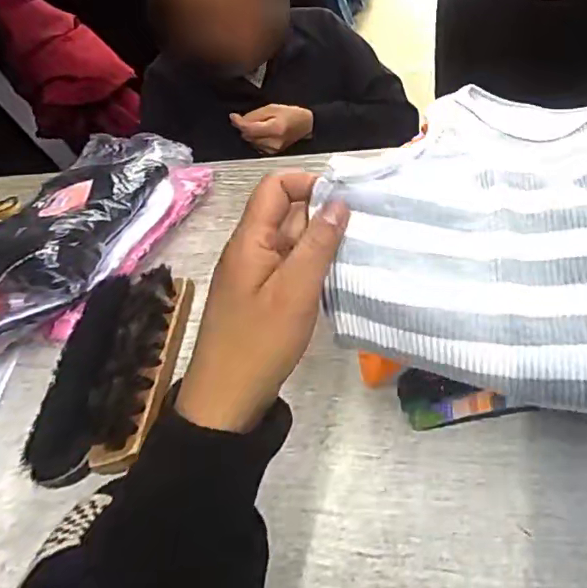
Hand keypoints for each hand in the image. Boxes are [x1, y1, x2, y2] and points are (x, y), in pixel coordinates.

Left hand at [174, 170, 347, 432]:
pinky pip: (294, 260)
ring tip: (356, 247)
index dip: (309, 183)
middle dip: (324, 210)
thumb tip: (339, 201)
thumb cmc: (259, 343)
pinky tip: (338, 272)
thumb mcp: (296, 291)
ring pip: (295, 235)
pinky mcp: (266, 291)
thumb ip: (318, 243)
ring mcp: (258, 271)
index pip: (275, 187)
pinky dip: (317, 259)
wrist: (226, 404)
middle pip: (289, 209)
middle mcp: (252, 249)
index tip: (343, 200)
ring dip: (324, 236)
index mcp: (250, 241)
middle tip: (360, 226)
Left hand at [230, 104, 313, 154]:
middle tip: (255, 120)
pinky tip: (266, 134)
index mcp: (275, 129)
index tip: (233, 116)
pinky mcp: (272, 153)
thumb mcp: (273, 108)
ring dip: (252, 133)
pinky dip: (257, 139)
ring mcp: (273, 149)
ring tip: (263, 126)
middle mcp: (273, 142)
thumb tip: (237, 121)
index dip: (238, 122)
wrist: (307, 125)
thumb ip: (254, 115)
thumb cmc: (292, 114)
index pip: (248, 128)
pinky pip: (256, 146)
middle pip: (247, 136)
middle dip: (247, 127)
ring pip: (250, 141)